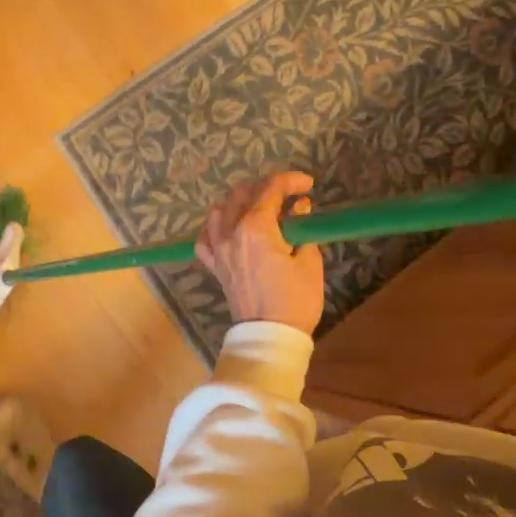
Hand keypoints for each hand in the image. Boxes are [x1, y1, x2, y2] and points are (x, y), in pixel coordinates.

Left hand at [194, 171, 323, 334]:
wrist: (268, 336)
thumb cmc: (295, 301)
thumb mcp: (309, 262)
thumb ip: (302, 229)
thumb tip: (299, 209)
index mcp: (255, 227)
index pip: (271, 189)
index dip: (291, 180)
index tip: (308, 185)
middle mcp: (230, 232)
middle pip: (242, 194)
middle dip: (266, 187)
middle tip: (288, 196)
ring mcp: (218, 249)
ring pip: (220, 211)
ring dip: (240, 203)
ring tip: (261, 210)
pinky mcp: (215, 266)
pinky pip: (205, 239)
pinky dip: (216, 228)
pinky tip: (230, 230)